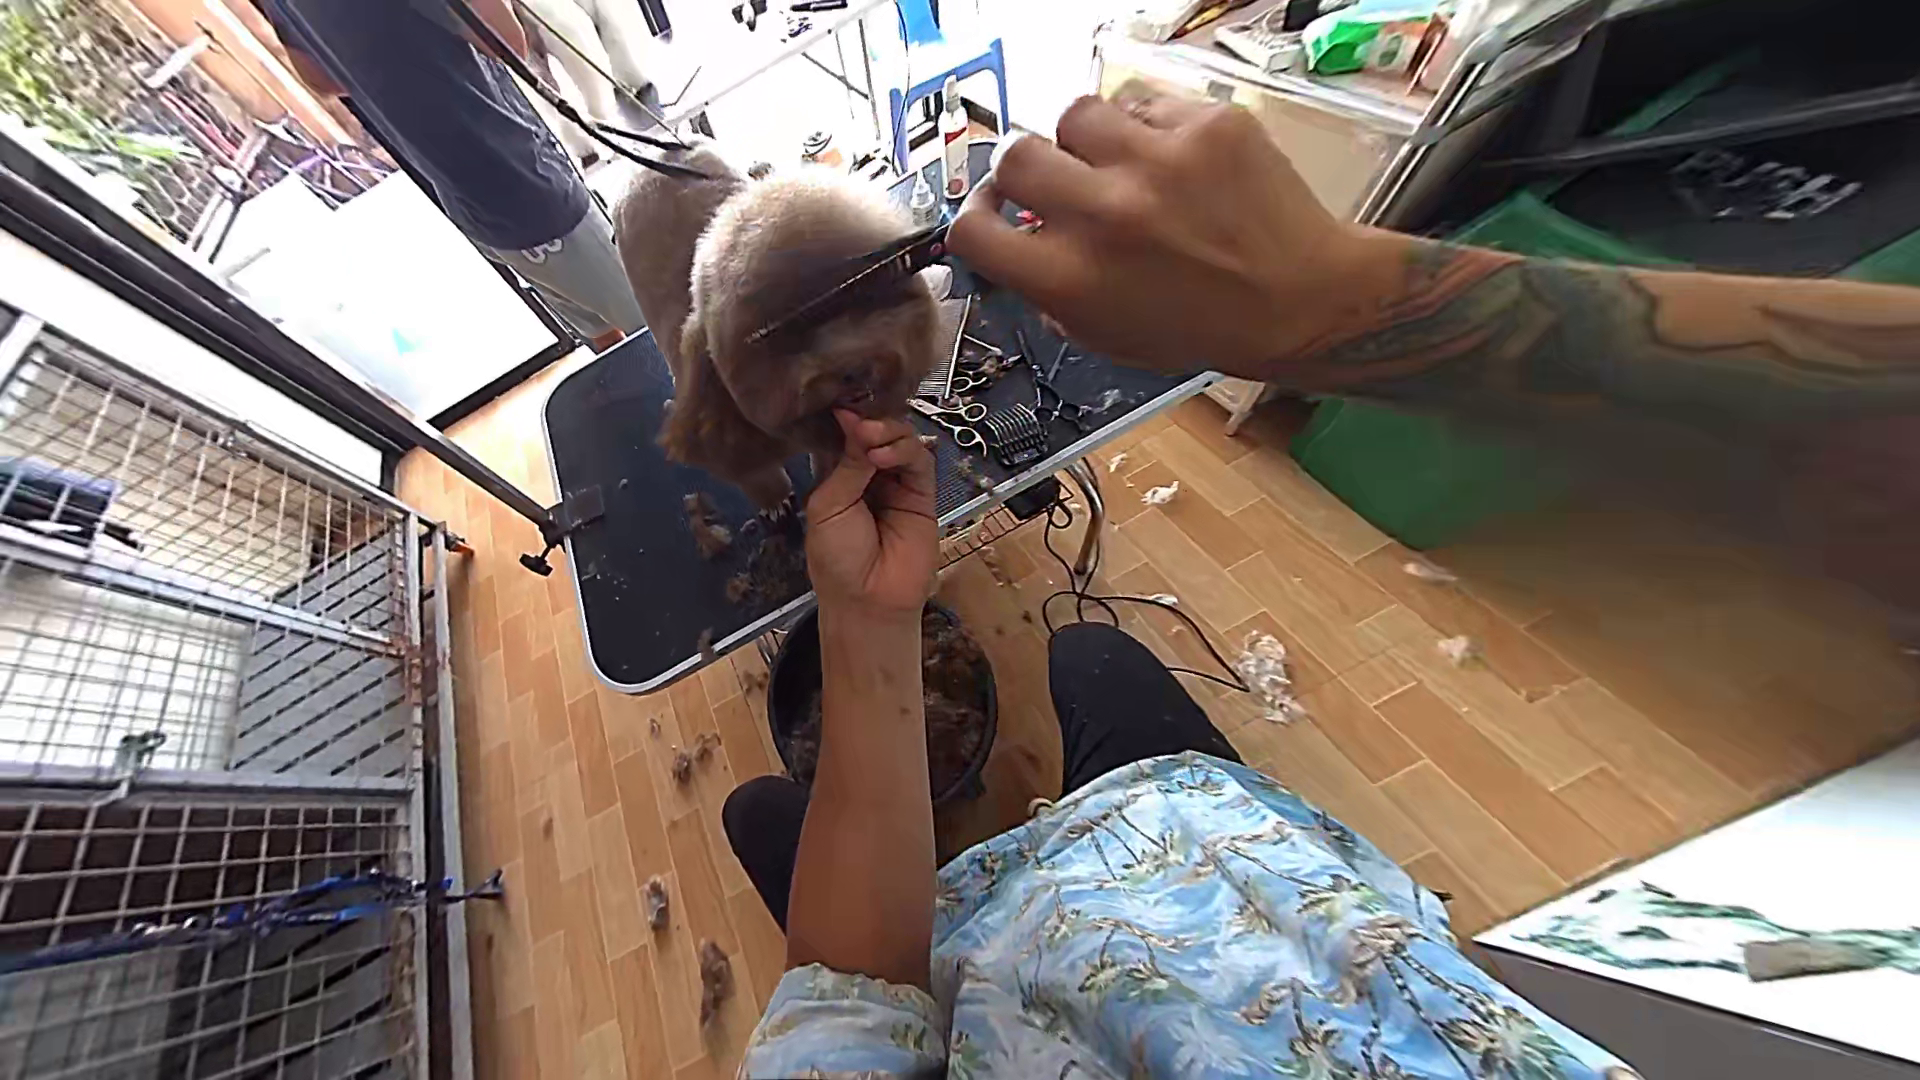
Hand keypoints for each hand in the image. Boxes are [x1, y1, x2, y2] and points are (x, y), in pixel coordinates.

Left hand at [804, 410, 937, 619]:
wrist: (868, 600)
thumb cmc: (837, 557)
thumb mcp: (828, 506)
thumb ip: (845, 464)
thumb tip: (850, 417)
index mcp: (839, 477)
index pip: (847, 437)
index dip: (846, 420)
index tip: (840, 404)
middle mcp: (870, 476)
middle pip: (877, 433)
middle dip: (870, 422)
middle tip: (860, 424)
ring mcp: (899, 484)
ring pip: (902, 442)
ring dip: (888, 433)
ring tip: (873, 441)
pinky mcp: (924, 494)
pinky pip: (920, 463)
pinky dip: (905, 452)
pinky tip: (885, 456)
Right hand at [947, 93, 1385, 379]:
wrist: (1291, 300)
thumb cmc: (1189, 330)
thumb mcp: (1102, 336)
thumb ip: (1049, 295)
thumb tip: (1021, 248)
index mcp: (1069, 280)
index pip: (974, 233)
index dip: (972, 223)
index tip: (989, 221)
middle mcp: (1101, 215)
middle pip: (1012, 157)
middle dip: (1019, 175)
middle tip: (1046, 188)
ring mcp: (1153, 161)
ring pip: (1073, 115)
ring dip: (1079, 144)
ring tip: (1109, 167)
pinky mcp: (1202, 123)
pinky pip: (1140, 105)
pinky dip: (1139, 132)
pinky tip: (1161, 160)